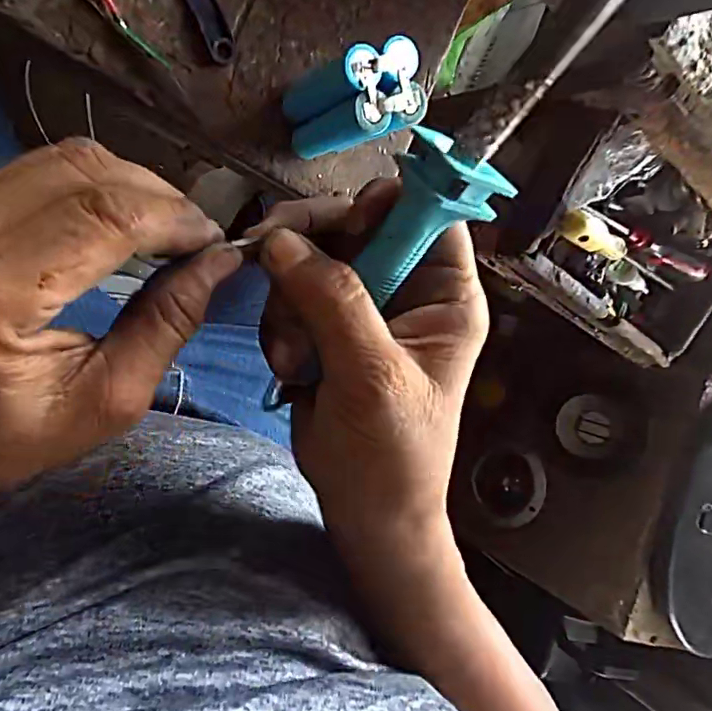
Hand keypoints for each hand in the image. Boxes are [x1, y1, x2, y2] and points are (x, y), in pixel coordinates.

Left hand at [0, 139, 236, 540]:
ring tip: (162, 224)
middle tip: (195, 234)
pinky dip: (92, 184)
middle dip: (158, 197)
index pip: (102, 218)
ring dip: (129, 184)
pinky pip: (35, 169)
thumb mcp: (109, 400)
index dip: (171, 218)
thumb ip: (167, 323)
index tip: (213, 241)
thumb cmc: (12, 438)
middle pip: (84, 176)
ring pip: (62, 160)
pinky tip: (117, 217)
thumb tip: (220, 260)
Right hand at [252, 180, 489, 549]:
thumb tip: (282, 240)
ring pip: (311, 259)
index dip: (389, 202)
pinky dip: (281, 325)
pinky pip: (290, 293)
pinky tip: (291, 369)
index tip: (347, 225)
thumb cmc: (391, 452)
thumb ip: (334, 302)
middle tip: (267, 256)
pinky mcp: (326, 325)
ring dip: (289, 301)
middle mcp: (405, 289)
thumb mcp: (372, 375)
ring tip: (296, 358)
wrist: (364, 508)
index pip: (427, 213)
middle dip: (311, 249)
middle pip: (355, 225)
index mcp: (444, 294)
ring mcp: (362, 306)